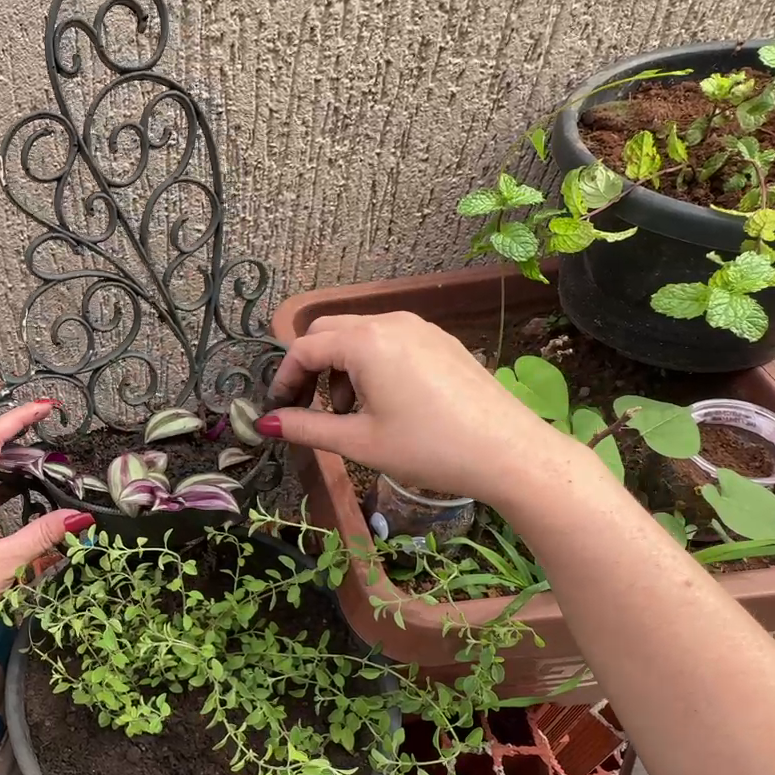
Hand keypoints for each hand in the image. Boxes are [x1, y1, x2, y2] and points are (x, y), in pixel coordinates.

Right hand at [257, 312, 586, 505]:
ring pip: (359, 335)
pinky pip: (389, 340)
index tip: (278, 411)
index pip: (304, 349)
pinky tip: (383, 403)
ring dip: (339, 367)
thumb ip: (306, 428)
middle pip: (329, 332)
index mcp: (365, 342)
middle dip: (309, 368)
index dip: (283, 380)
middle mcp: (391, 323)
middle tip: (307, 409)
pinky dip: (369, 364)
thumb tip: (265, 424)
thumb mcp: (358, 442)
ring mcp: (420, 329)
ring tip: (347, 413)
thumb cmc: (427, 448)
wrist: (508, 452)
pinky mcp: (441, 342)